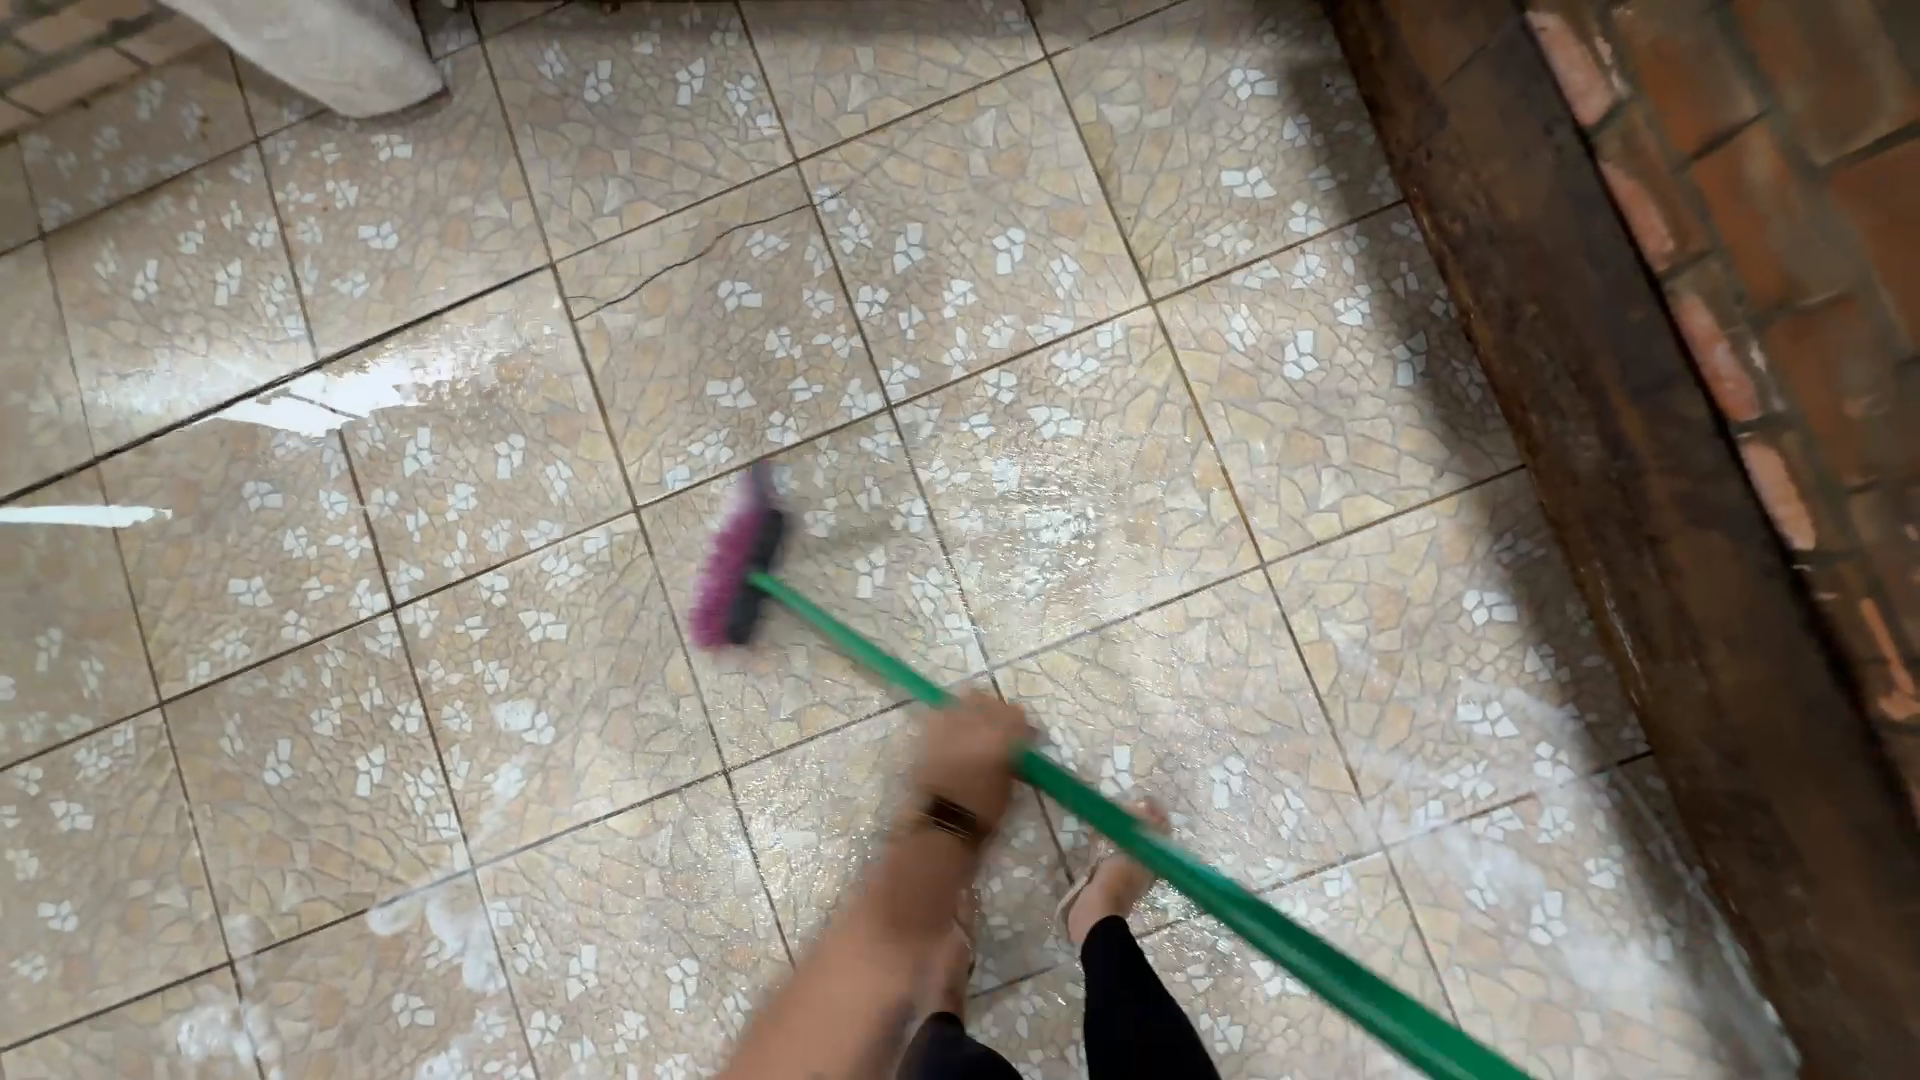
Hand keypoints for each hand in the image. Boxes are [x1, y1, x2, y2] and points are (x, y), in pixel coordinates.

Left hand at [910, 691, 1031, 834]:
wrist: (940, 821)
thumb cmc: (981, 810)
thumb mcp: (1008, 784)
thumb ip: (1012, 757)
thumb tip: (1014, 745)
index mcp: (998, 738)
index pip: (1015, 715)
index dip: (1023, 725)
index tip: (1026, 735)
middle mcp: (973, 724)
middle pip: (988, 700)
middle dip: (997, 710)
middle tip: (1001, 725)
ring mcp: (948, 724)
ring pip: (964, 699)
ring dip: (974, 707)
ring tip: (976, 723)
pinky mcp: (929, 731)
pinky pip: (943, 711)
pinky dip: (952, 715)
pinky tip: (955, 728)